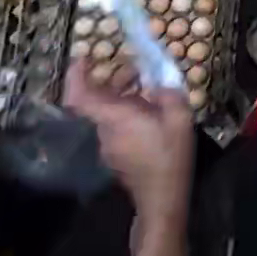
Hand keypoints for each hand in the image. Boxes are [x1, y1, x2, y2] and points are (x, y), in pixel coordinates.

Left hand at [64, 60, 193, 231]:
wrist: (162, 198)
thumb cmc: (169, 154)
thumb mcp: (179, 116)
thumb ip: (168, 93)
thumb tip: (159, 80)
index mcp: (116, 118)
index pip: (81, 96)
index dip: (76, 75)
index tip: (84, 57)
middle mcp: (105, 130)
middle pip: (98, 101)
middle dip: (113, 79)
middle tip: (135, 66)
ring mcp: (109, 145)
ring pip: (109, 113)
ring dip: (124, 95)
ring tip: (150, 87)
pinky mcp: (117, 155)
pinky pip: (117, 125)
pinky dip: (129, 111)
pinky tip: (152, 112)